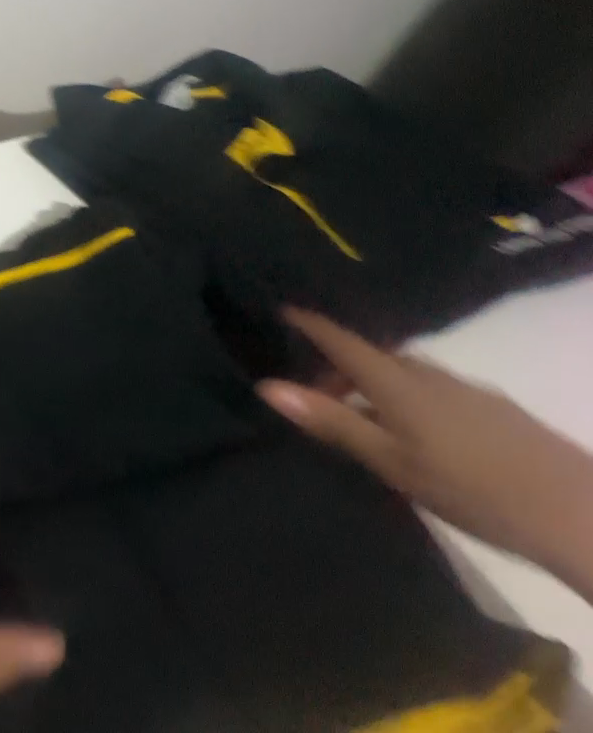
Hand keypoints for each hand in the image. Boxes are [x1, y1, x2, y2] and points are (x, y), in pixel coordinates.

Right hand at [258, 308, 592, 598]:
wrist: (586, 519)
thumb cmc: (473, 490)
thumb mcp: (390, 461)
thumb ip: (332, 422)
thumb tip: (268, 386)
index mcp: (401, 385)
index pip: (346, 343)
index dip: (314, 326)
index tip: (285, 311)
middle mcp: (436, 379)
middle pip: (378, 358)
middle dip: (342, 367)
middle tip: (316, 394)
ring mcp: (474, 395)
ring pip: (410, 375)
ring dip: (377, 385)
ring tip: (362, 418)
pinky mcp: (501, 414)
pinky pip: (437, 392)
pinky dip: (409, 398)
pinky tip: (413, 432)